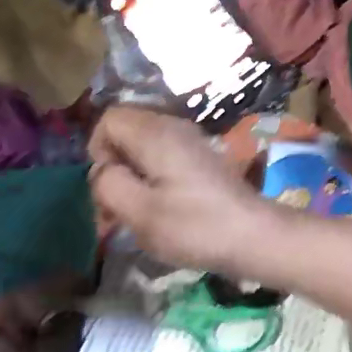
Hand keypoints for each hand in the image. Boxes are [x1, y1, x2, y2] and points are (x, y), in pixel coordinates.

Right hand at [89, 107, 281, 274]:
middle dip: (113, 164)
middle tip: (117, 205)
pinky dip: (152, 177)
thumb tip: (101, 169)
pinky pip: (163, 155)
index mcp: (157, 133)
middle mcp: (174, 127)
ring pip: (143, 145)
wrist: (253, 234)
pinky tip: (161, 208)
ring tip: (137, 212)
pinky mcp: (201, 156)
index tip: (109, 184)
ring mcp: (191, 140)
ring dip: (132, 174)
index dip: (98, 149)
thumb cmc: (195, 225)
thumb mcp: (140, 212)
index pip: (109, 117)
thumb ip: (109, 185)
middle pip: (126, 130)